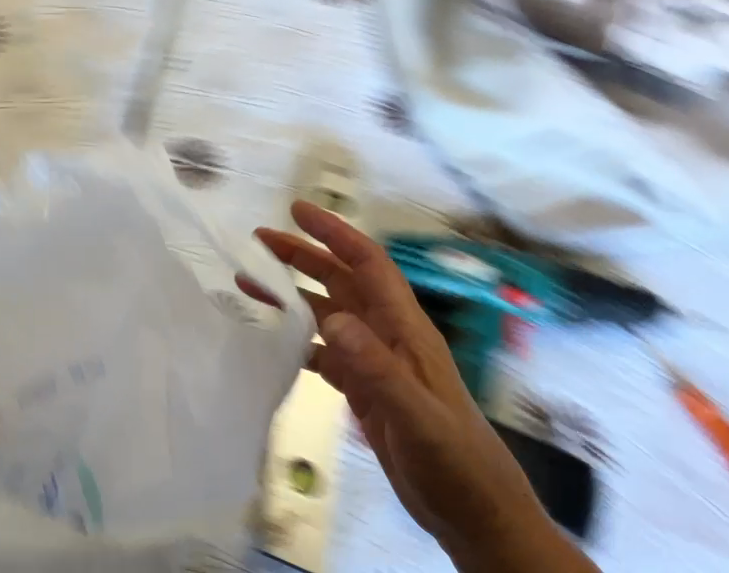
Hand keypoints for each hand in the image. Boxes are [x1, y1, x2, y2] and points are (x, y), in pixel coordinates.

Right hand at [256, 203, 598, 572]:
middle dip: (303, 255)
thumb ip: (376, 368)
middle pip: (342, 281)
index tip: (297, 210)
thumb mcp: (418, 416)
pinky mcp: (365, 391)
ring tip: (250, 281)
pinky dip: (296, 337)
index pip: (368, 266)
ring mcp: (376, 364)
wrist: (479, 518)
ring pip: (328, 313)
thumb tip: (330, 318)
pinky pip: (323, 351)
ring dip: (292, 294)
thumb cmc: (456, 463)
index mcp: (406, 331)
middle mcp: (389, 338)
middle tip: (257, 238)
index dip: (335, 233)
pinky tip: (269, 338)